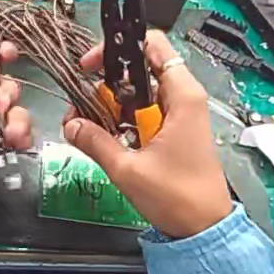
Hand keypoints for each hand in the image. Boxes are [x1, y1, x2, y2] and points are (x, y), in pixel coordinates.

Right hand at [65, 29, 232, 238]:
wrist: (203, 227)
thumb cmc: (177, 196)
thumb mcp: (127, 168)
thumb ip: (95, 141)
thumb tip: (70, 124)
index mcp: (182, 96)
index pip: (151, 45)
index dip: (117, 49)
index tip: (90, 68)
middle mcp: (183, 98)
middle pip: (137, 71)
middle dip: (104, 86)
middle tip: (81, 108)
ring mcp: (178, 115)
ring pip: (136, 95)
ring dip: (109, 107)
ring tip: (87, 127)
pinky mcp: (172, 131)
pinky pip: (141, 114)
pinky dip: (120, 121)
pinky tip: (104, 138)